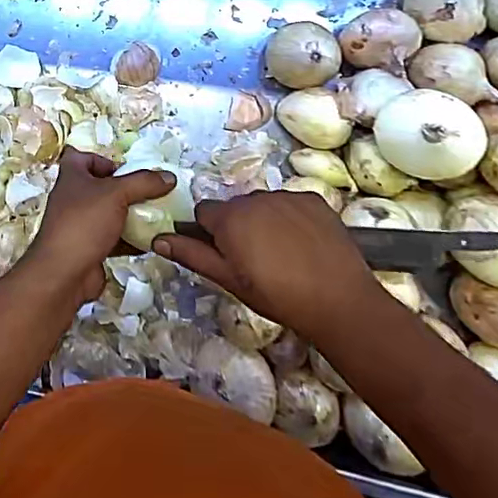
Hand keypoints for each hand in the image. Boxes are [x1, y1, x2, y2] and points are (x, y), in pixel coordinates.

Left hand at [16, 148, 177, 307]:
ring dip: (129, 216)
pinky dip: (129, 239)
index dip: (102, 160)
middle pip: (100, 188)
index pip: (81, 157)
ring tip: (155, 217)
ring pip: (108, 215)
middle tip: (148, 195)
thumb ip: (144, 183)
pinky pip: (112, 239)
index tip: (125, 170)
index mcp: (72, 177)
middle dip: (125, 191)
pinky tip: (150, 242)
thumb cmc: (84, 222)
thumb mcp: (117, 194)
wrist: (64, 273)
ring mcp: (79, 225)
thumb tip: (169, 177)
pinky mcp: (88, 248)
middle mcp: (72, 198)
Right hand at [153, 191, 381, 342]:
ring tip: (283, 255)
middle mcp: (255, 198)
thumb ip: (192, 254)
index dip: (212, 234)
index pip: (205, 212)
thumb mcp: (229, 280)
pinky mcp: (313, 199)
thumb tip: (158, 238)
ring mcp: (286, 196)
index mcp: (230, 217)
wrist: (340, 300)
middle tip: (256, 261)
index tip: (227, 256)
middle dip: (239, 227)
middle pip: (235, 208)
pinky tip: (303, 245)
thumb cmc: (277, 295)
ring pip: (263, 205)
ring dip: (265, 222)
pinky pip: (291, 204)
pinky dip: (292, 219)